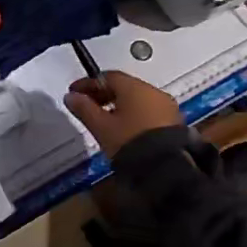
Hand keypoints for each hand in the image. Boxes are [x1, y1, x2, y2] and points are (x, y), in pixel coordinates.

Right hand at [64, 70, 182, 157]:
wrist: (166, 169)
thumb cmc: (128, 142)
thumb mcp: (101, 127)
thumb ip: (84, 109)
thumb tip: (71, 97)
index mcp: (134, 87)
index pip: (107, 77)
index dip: (88, 84)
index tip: (74, 93)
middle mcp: (153, 91)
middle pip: (124, 86)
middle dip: (103, 94)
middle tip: (87, 105)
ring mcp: (167, 107)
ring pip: (138, 99)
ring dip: (119, 105)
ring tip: (104, 120)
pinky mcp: (175, 123)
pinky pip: (149, 111)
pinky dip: (134, 115)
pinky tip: (125, 129)